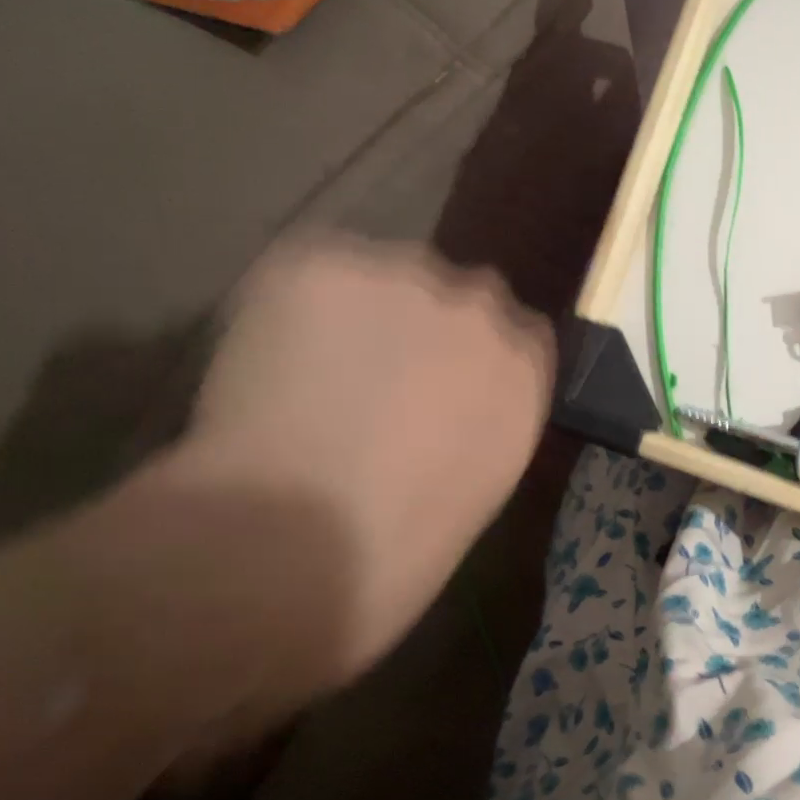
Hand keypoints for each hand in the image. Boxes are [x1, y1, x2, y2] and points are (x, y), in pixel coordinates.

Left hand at [183, 236, 553, 691]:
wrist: (313, 530)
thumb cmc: (412, 535)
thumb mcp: (491, 469)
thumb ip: (489, 409)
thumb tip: (450, 391)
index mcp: (529, 362)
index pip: (513, 327)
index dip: (466, 349)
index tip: (435, 378)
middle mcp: (482, 306)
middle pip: (453, 290)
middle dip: (418, 320)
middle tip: (371, 370)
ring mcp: (405, 277)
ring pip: (380, 273)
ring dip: (357, 307)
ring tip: (311, 366)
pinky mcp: (323, 264)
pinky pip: (308, 271)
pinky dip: (288, 306)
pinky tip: (270, 359)